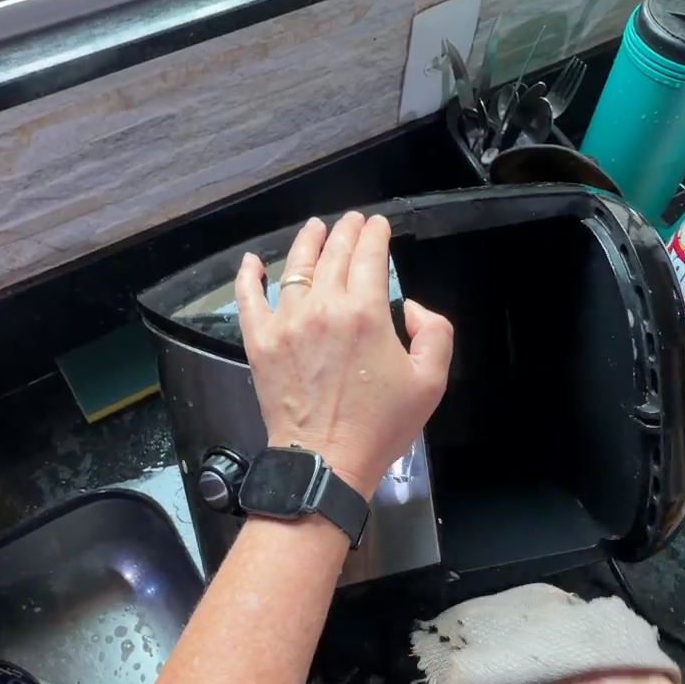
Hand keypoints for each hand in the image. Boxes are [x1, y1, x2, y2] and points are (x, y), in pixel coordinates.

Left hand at [234, 213, 453, 494]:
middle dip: (346, 231)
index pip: (370, 256)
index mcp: (366, 312)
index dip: (376, 234)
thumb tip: (414, 306)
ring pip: (295, 267)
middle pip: (334, 254)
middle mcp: (323, 307)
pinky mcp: (260, 342)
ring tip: (315, 228)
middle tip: (352, 221)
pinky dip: (249, 277)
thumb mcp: (430, 381)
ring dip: (307, 242)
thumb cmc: (380, 426)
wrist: (326, 461)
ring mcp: (286, 322)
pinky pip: (249, 299)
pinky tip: (253, 261)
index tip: (378, 225)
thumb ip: (435, 332)